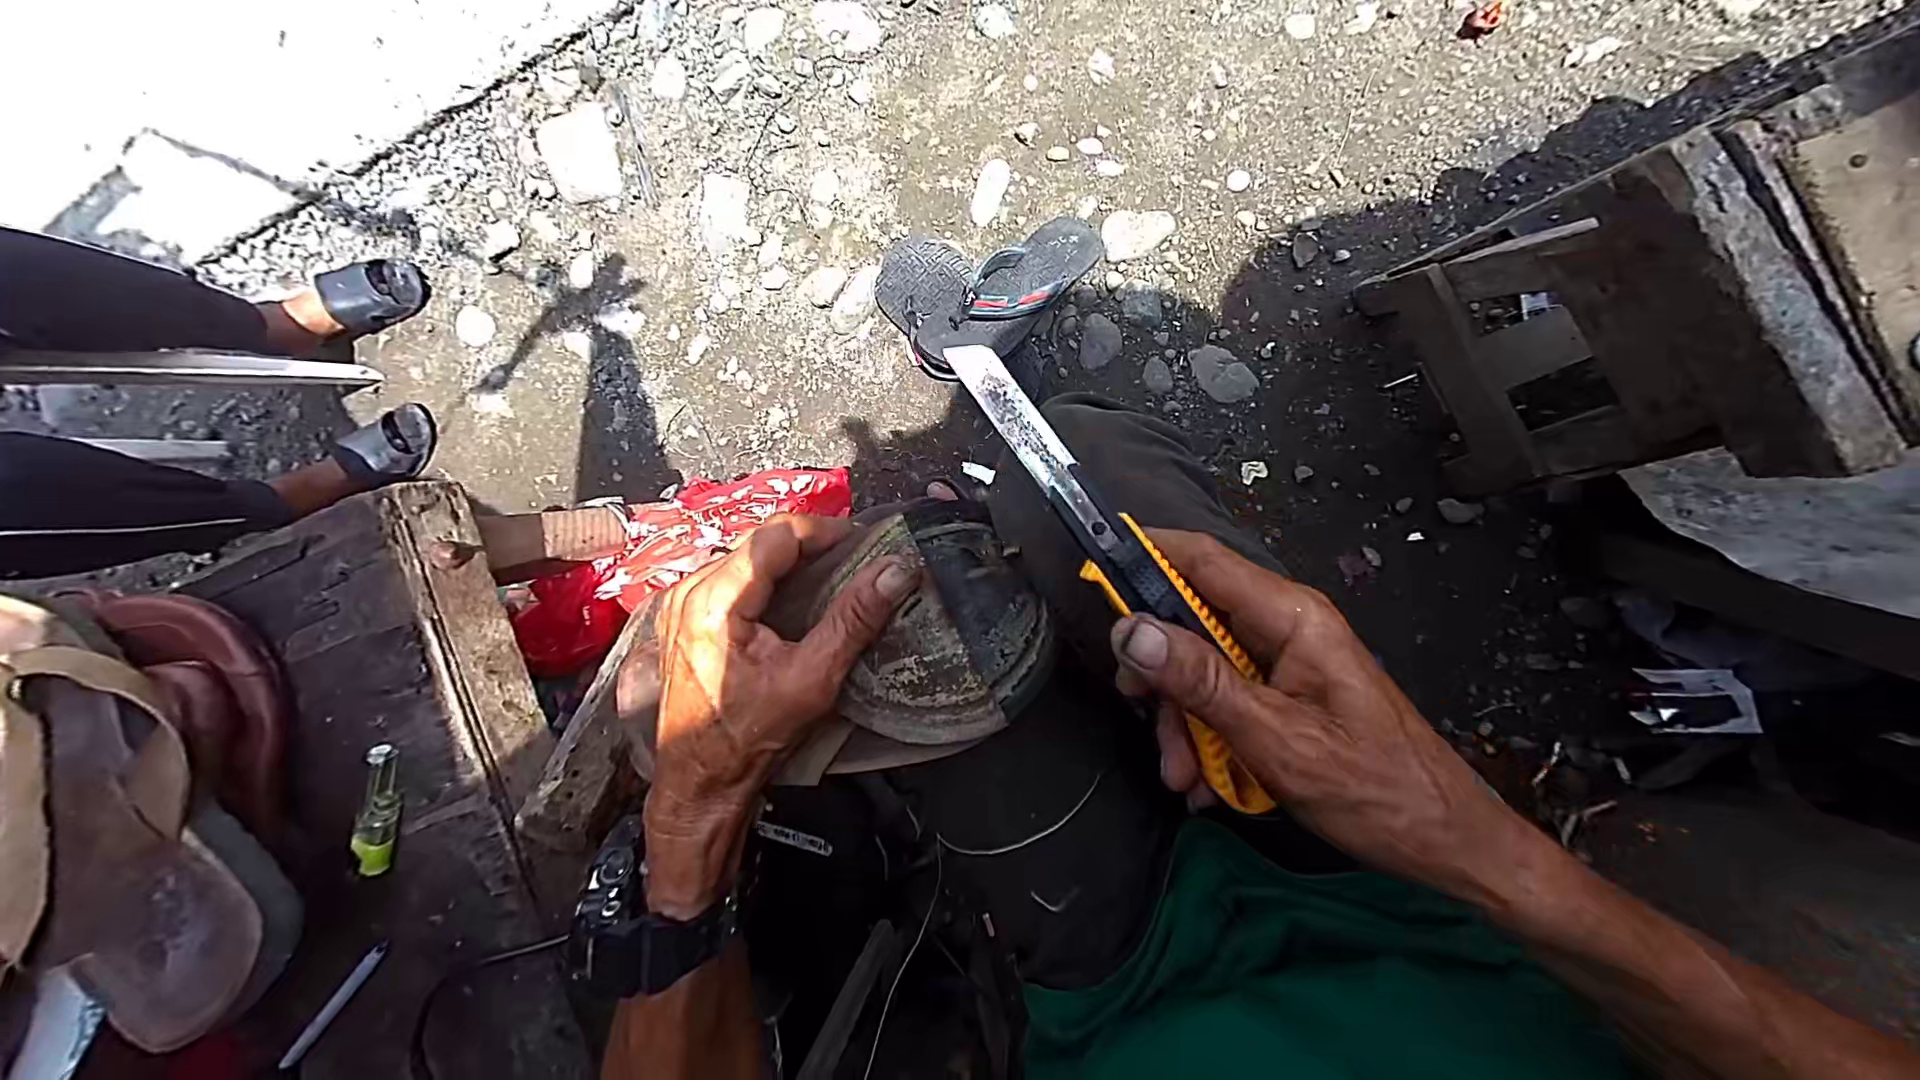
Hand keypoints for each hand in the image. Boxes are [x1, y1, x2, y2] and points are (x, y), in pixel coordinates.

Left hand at [643, 515, 918, 916]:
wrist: (701, 781)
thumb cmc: (748, 738)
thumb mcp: (813, 679)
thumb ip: (854, 619)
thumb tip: (895, 572)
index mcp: (714, 602)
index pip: (775, 535)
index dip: (824, 531)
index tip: (860, 542)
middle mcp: (689, 592)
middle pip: (760, 541)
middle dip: (811, 544)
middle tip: (852, 558)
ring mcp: (681, 602)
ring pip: (746, 555)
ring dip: (791, 560)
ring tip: (831, 574)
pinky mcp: (684, 615)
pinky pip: (733, 575)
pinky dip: (770, 577)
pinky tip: (795, 598)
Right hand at [1108, 529, 1552, 909]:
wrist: (1448, 845)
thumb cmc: (1377, 791)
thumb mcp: (1276, 739)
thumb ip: (1200, 682)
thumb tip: (1131, 631)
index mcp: (1290, 616)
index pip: (1202, 559)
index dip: (1146, 554)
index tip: (1095, 570)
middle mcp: (1279, 626)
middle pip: (1188, 619)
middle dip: (1159, 670)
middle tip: (1140, 709)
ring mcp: (1277, 659)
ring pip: (1195, 665)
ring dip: (1179, 717)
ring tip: (1184, 774)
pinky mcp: (1275, 691)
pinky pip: (1217, 696)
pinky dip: (1202, 734)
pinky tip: (1207, 779)